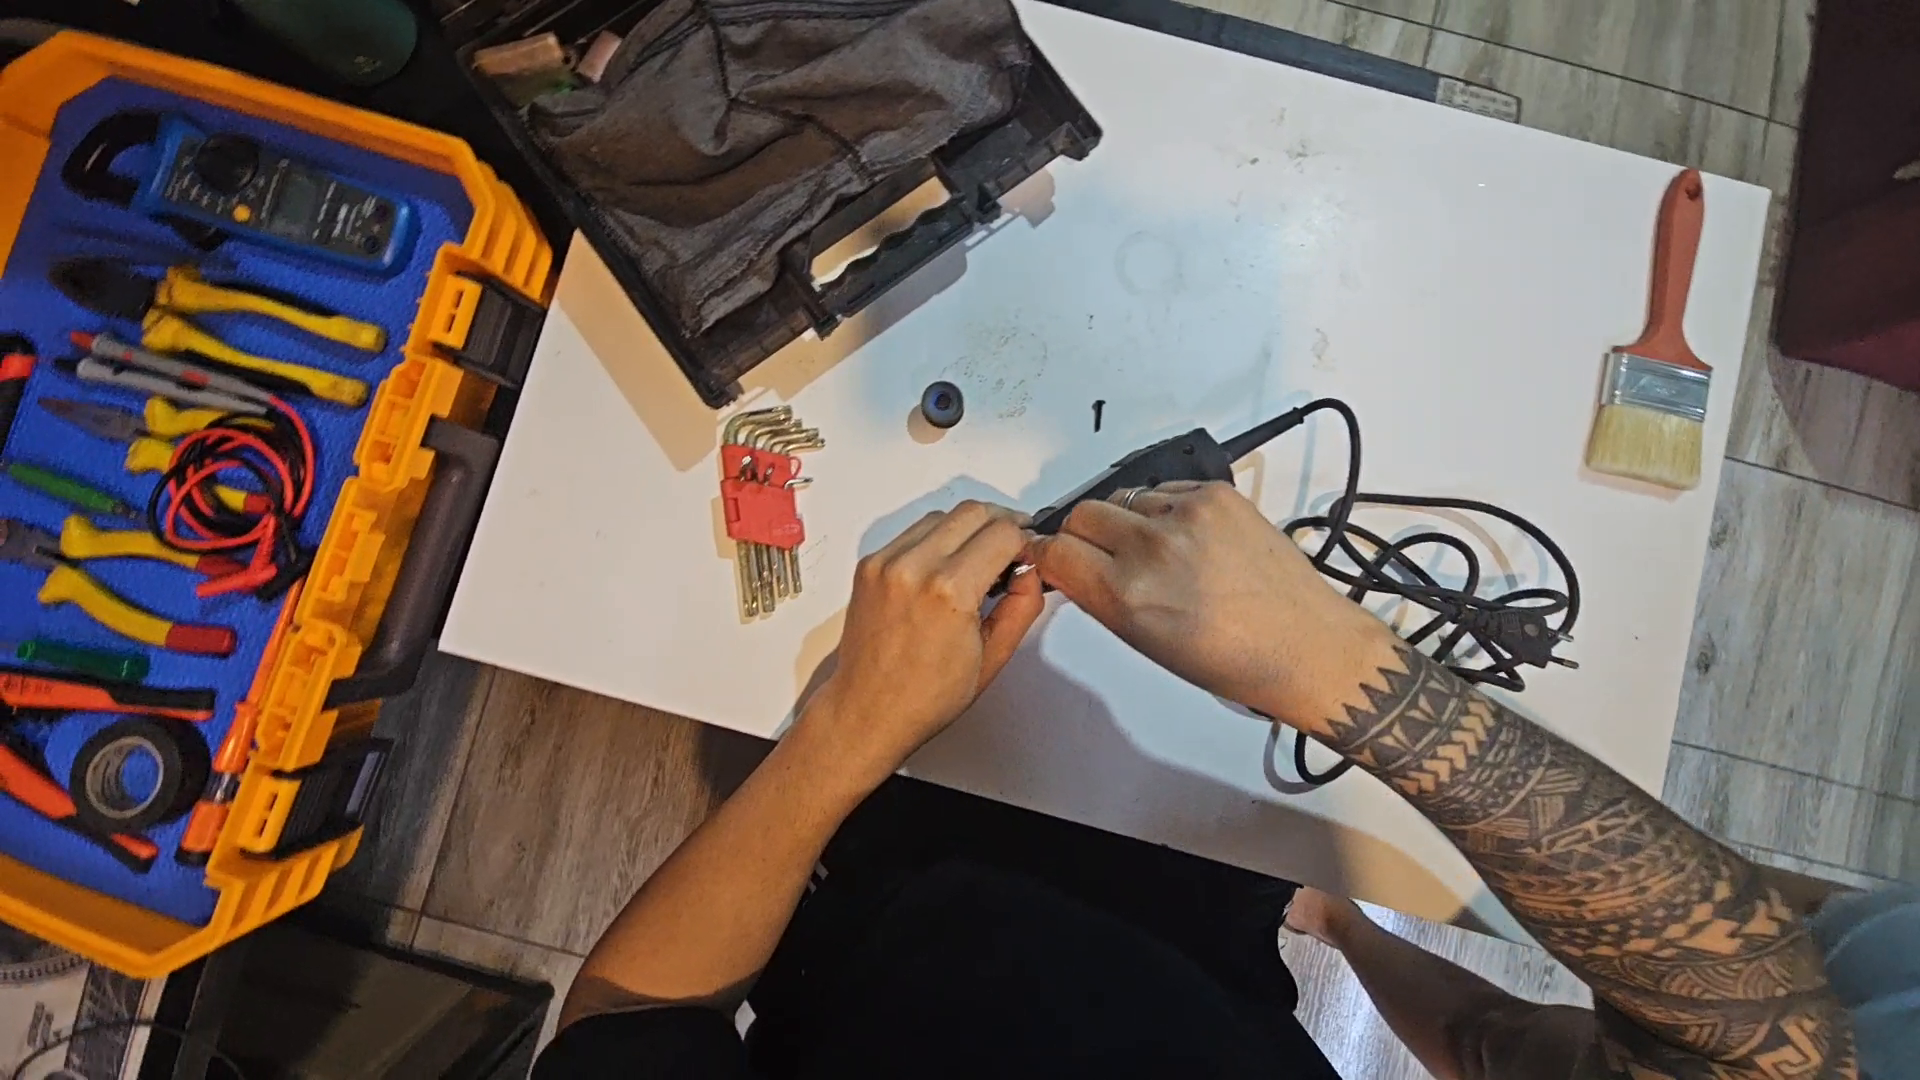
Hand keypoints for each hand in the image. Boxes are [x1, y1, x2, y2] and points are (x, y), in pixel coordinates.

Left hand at [805, 501, 1045, 783]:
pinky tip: (947, 565)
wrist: (867, 709)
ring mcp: (886, 562)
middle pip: (975, 511)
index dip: (1025, 540)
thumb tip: (1031, 570)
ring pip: (943, 515)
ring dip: (968, 527)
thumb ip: (1022, 605)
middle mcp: (913, 568)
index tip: (1028, 554)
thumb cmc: (923, 697)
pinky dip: (937, 539)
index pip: (1004, 533)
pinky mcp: (870, 564)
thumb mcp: (993, 657)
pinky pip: (913, 531)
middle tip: (1012, 547)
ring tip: (978, 559)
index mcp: (948, 592)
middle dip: (1002, 523)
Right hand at [1028, 481, 1393, 725]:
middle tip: (1102, 556)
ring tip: (1155, 552)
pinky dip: (1160, 511)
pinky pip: (1160, 491)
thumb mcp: (1143, 641)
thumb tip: (1067, 564)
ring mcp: (1186, 514)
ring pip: (1120, 498)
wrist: (1304, 644)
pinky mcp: (1215, 494)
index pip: (1054, 551)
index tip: (1051, 557)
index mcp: (1127, 595)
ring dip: (1123, 522)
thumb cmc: (1230, 659)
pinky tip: (1183, 540)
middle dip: (1081, 536)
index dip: (1047, 555)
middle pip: (1080, 514)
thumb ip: (1098, 596)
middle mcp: (1152, 548)